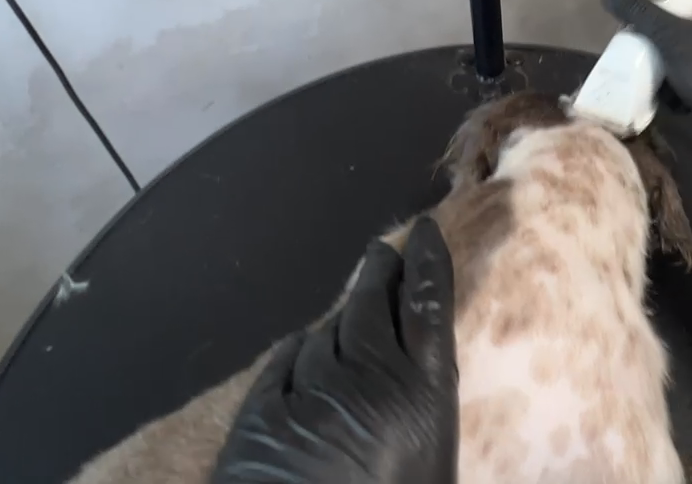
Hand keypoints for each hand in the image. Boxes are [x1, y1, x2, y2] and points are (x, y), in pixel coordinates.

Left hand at [212, 218, 457, 483]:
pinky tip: (299, 353)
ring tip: (346, 315)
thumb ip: (417, 403)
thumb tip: (406, 361)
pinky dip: (294, 354)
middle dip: (379, 271)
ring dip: (337, 321)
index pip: (429, 302)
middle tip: (380, 253)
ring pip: (326, 330)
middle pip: (374, 302)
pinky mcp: (263, 414)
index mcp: (422, 395)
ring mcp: (313, 392)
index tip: (424, 230)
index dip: (427, 259)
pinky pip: (283, 362)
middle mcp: (371, 378)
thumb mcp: (426, 461)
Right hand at [602, 0, 691, 171]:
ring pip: (672, 50)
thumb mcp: (672, 36)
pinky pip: (680, 75)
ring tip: (636, 69)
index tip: (631, 12)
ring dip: (655, 62)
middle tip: (628, 43)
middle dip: (648, 36)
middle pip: (670, 21)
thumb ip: (640, 13)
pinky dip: (668, 83)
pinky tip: (656, 93)